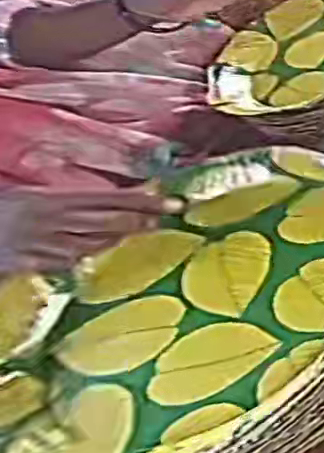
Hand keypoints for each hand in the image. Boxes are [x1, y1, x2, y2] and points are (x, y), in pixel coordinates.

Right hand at [0, 186, 180, 275]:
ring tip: (129, 237)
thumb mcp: (41, 195)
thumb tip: (147, 189)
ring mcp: (37, 242)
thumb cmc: (8, 209)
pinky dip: (88, 258)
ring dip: (119, 240)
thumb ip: (89, 197)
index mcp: (55, 198)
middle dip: (141, 222)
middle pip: (111, 221)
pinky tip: (94, 253)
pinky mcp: (25, 263)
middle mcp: (49, 218)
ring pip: (96, 243)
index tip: (178, 204)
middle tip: (158, 222)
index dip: (150, 201)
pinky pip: (69, 262)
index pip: (115, 198)